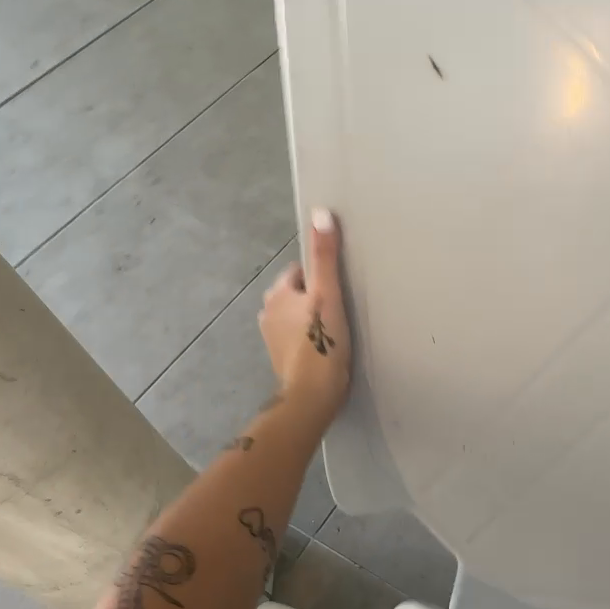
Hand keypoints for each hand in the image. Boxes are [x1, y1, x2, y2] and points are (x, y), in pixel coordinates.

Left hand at [259, 208, 351, 425]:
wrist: (312, 396)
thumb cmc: (321, 342)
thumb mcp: (328, 294)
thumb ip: (326, 256)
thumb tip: (321, 213)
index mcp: (277, 294)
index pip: (301, 271)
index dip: (321, 278)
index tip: (338, 291)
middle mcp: (268, 313)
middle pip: (298, 294)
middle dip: (316, 298)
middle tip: (341, 311)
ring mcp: (273, 339)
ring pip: (298, 317)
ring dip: (313, 320)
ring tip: (337, 330)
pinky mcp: (284, 360)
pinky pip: (299, 338)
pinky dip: (311, 339)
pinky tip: (328, 348)